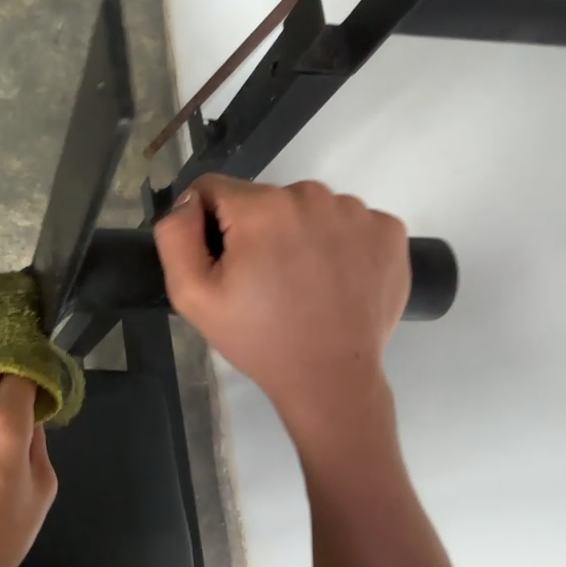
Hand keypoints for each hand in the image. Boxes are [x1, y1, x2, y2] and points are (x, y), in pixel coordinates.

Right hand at [154, 175, 408, 427]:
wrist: (329, 377)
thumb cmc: (256, 338)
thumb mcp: (191, 295)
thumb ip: (176, 236)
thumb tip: (188, 203)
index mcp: (262, 207)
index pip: (214, 189)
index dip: (205, 223)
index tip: (219, 261)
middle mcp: (313, 195)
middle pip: (263, 199)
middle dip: (254, 230)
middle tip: (259, 281)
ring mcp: (358, 211)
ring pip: (306, 210)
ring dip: (297, 235)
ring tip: (298, 283)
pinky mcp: (389, 230)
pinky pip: (347, 223)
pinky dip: (336, 244)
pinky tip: (331, 281)